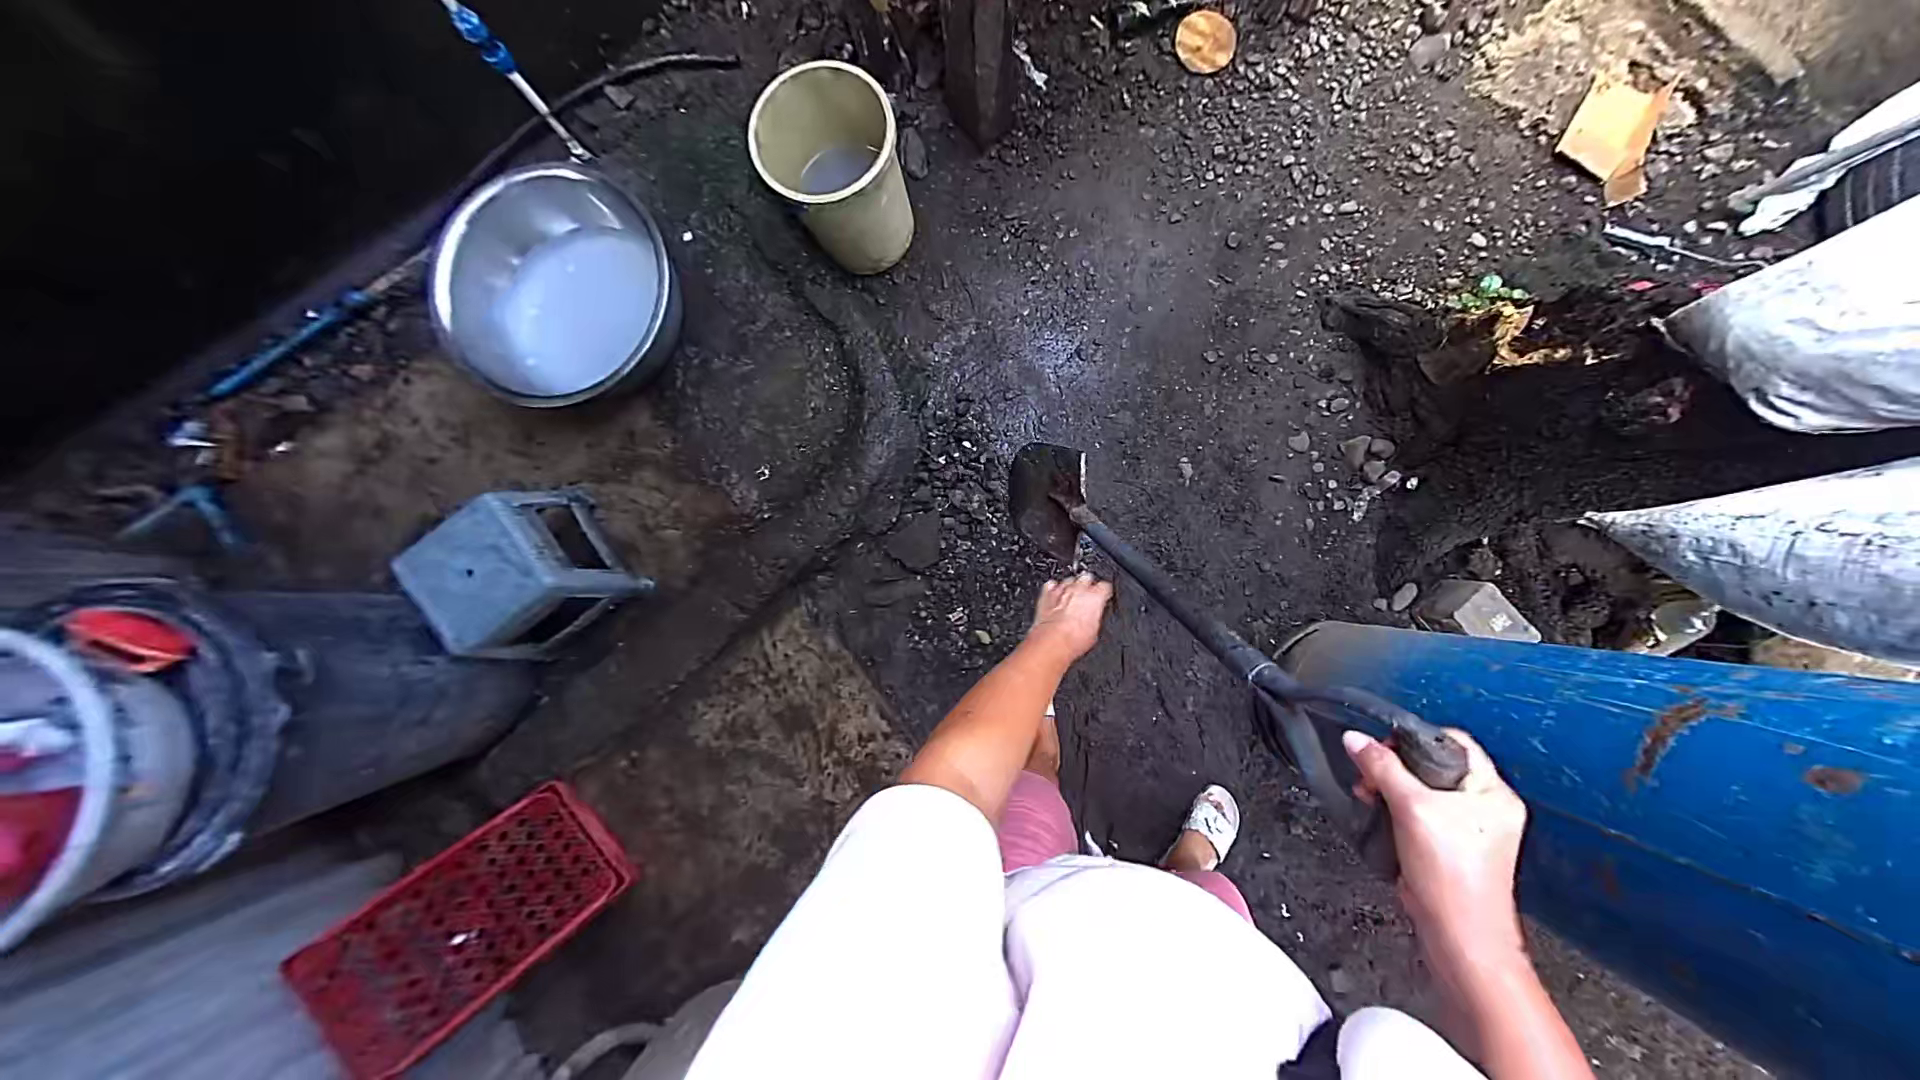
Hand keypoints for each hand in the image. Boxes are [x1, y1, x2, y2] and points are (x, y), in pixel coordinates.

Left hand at [1025, 573, 1112, 662]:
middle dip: (1087, 586)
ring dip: (1070, 587)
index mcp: (1096, 596)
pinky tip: (1054, 597)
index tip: (1102, 598)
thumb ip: (1096, 616)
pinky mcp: (1046, 594)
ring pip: (1069, 580)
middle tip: (1086, 598)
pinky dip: (1053, 589)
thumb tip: (1093, 617)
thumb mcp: (1095, 630)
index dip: (1103, 592)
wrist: (1053, 640)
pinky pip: (1050, 585)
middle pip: (1087, 578)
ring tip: (1070, 599)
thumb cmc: (1074, 638)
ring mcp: (1062, 589)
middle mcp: (1079, 588)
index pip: (1105, 586)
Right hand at [1343, 728, 1527, 977]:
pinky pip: (1415, 810)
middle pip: (1430, 763)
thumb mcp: (1411, 807)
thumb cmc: (1455, 880)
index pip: (1454, 741)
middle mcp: (1484, 808)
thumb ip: (1381, 767)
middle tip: (1373, 774)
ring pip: (1419, 787)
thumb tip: (1357, 740)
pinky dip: (1393, 807)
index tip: (1385, 746)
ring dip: (1388, 787)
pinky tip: (1379, 815)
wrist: (1456, 933)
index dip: (1416, 738)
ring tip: (1371, 796)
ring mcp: (1466, 828)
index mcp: (1493, 794)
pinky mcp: (1445, 844)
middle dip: (1393, 766)